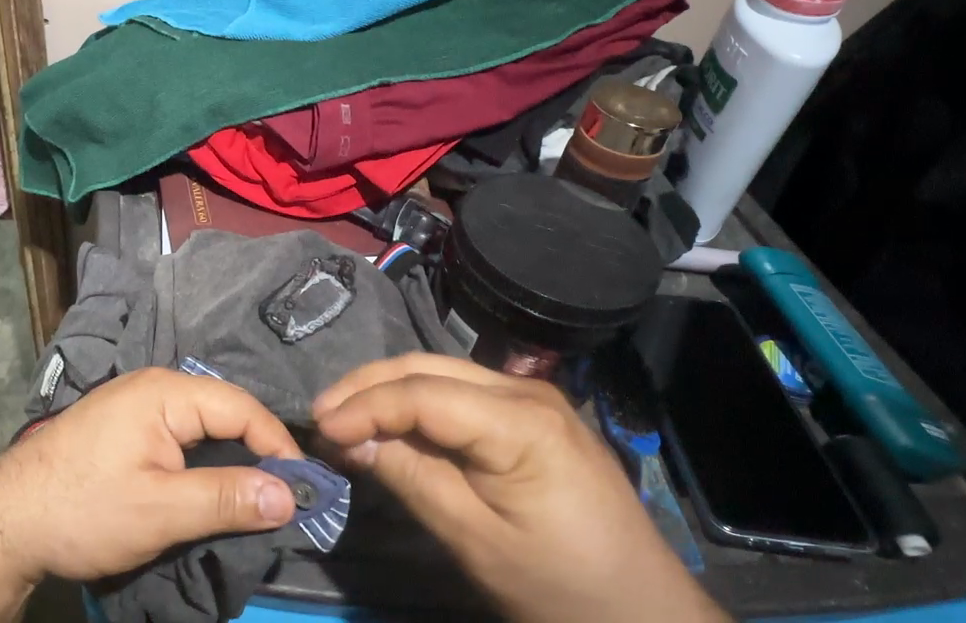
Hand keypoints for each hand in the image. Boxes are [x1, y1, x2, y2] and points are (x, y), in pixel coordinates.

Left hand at [0, 368, 302, 622]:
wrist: (7, 520)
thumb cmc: (84, 509)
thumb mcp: (161, 510)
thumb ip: (227, 498)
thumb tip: (290, 494)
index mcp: (164, 392)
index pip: (241, 407)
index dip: (278, 446)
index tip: (305, 490)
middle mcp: (152, 387)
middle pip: (222, 411)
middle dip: (257, 451)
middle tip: (288, 497)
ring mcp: (134, 405)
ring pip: (201, 425)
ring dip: (230, 458)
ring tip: (258, 498)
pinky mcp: (123, 428)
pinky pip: (179, 436)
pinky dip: (203, 461)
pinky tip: (213, 489)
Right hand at [312, 354, 727, 622]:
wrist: (647, 617)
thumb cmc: (560, 588)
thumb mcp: (475, 540)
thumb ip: (410, 476)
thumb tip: (350, 439)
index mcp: (520, 420)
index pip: (421, 392)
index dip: (363, 406)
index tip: (319, 430)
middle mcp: (524, 390)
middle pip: (426, 367)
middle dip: (366, 387)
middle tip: (319, 416)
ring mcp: (532, 397)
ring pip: (438, 371)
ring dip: (386, 390)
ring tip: (343, 416)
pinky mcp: (532, 414)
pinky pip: (459, 391)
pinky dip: (415, 401)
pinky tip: (390, 421)